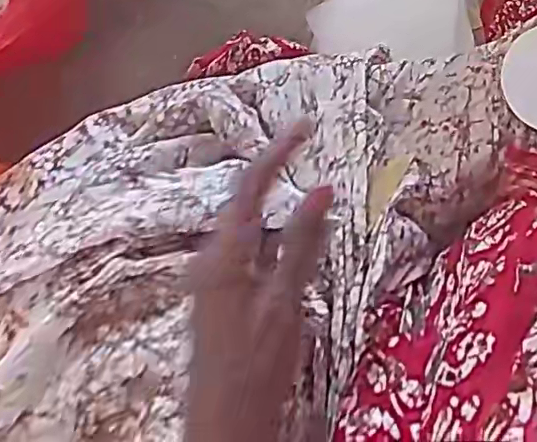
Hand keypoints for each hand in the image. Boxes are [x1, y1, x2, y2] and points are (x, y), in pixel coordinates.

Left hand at [184, 121, 332, 441]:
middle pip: (247, 199)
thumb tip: (324, 188)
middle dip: (278, 169)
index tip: (305, 126)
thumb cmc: (255, 368)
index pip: (250, 185)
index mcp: (222, 256)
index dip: (278, 151)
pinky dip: (279, 230)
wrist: (225, 428)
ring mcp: (215, 277)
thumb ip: (304, 243)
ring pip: (252, 222)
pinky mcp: (225, 292)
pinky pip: (254, 244)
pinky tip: (301, 236)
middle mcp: (212, 259)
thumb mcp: (285, 302)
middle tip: (309, 144)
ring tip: (311, 185)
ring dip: (280, 200)